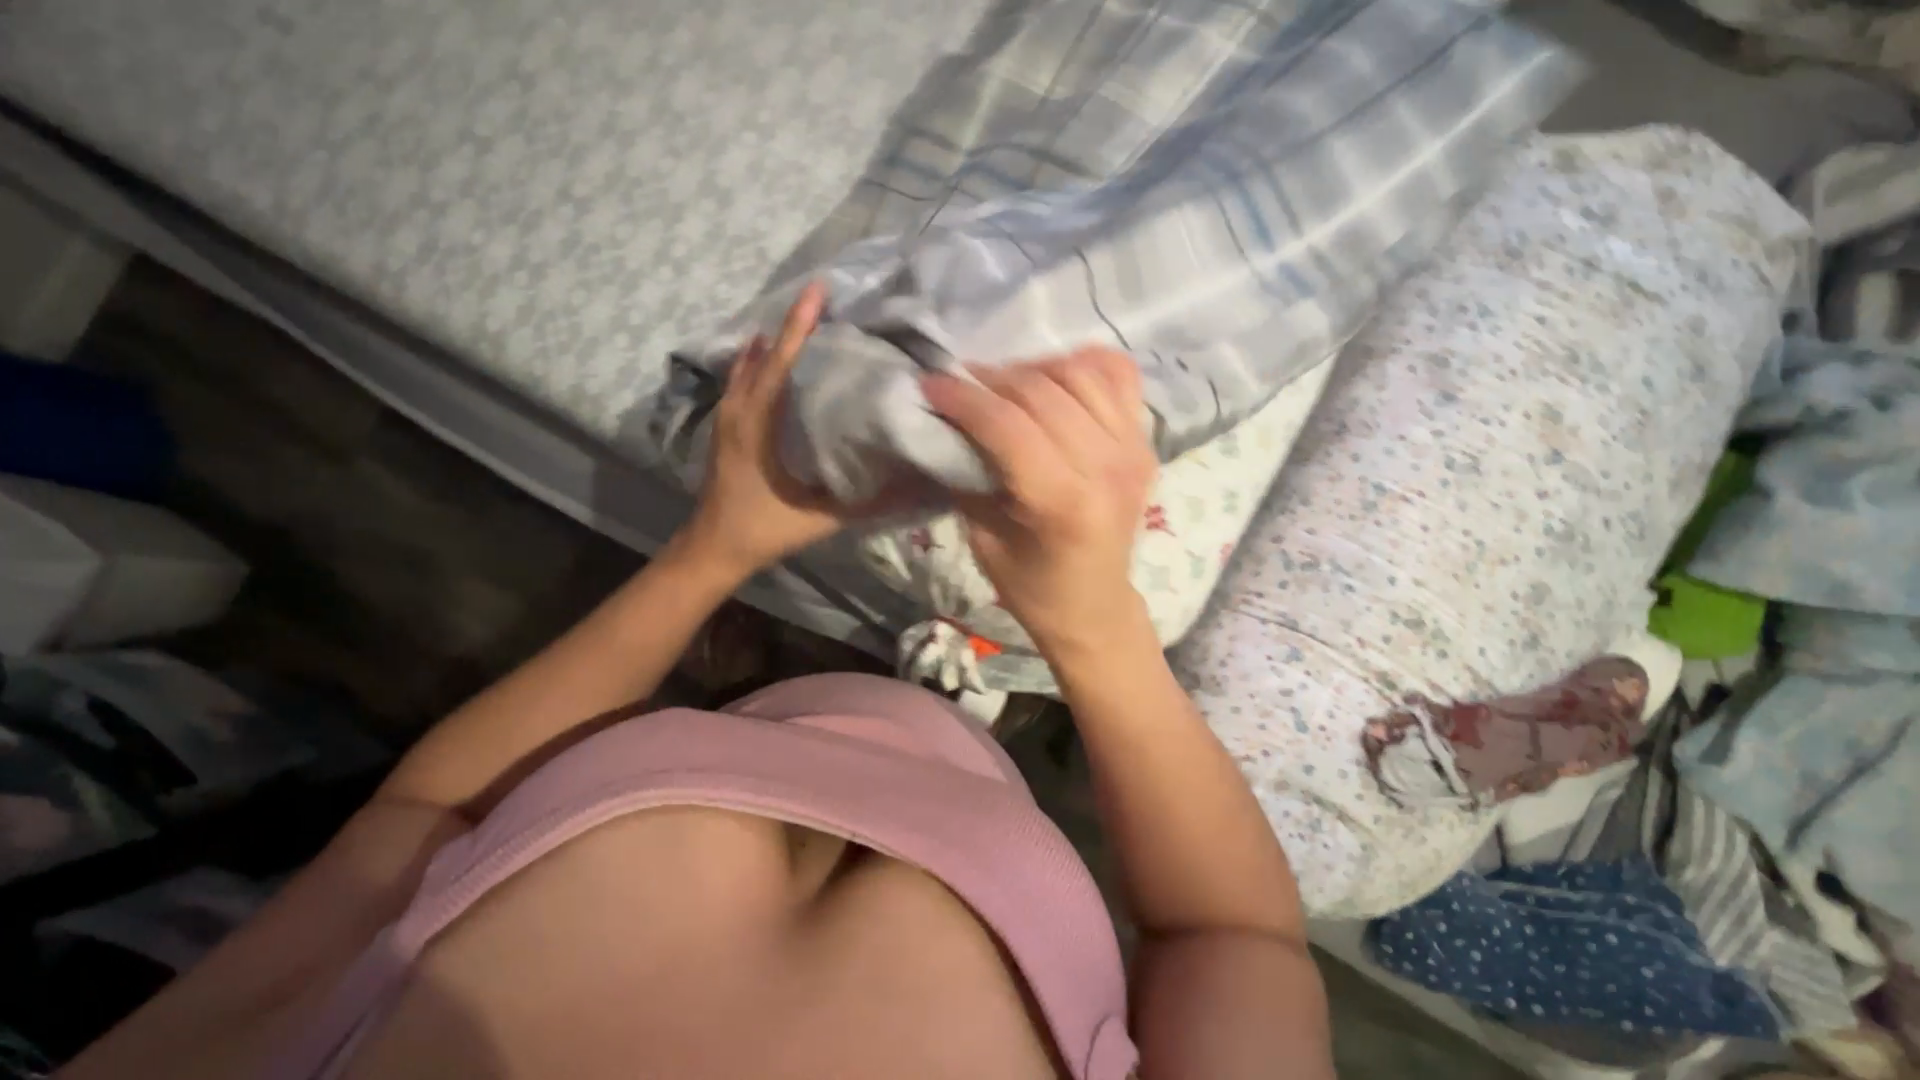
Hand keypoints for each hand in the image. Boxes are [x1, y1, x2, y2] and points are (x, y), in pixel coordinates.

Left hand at [682, 284, 867, 576]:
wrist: (712, 548)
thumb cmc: (762, 530)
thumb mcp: (818, 519)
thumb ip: (867, 504)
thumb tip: (917, 489)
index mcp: (755, 425)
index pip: (778, 364)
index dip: (799, 326)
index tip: (818, 290)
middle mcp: (737, 411)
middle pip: (762, 354)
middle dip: (791, 324)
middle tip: (821, 298)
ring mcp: (727, 417)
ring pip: (747, 364)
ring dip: (774, 340)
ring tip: (804, 319)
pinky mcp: (726, 426)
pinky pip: (742, 379)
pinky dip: (759, 360)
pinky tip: (770, 353)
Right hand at [922, 348, 1157, 657]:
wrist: (1095, 606)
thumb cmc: (1032, 586)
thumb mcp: (984, 538)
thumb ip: (969, 473)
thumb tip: (946, 420)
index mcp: (1064, 501)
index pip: (1009, 423)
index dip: (964, 397)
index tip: (930, 385)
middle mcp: (1107, 467)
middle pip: (1041, 391)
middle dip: (991, 379)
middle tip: (961, 385)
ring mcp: (1133, 449)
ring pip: (1078, 373)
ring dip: (1033, 369)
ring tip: (1005, 385)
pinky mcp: (1145, 441)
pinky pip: (1119, 375)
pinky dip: (1085, 365)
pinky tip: (1056, 378)